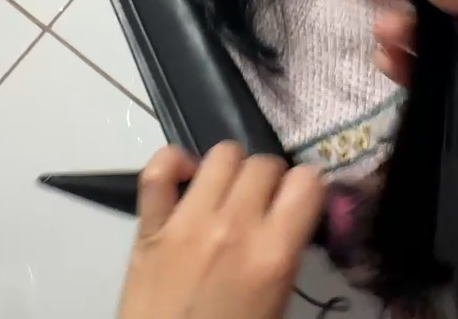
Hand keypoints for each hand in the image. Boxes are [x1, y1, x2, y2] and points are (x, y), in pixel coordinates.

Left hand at [118, 143, 324, 318]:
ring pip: (222, 154)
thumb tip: (292, 215)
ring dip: (232, 169)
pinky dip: (173, 162)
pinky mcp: (149, 225)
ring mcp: (188, 221)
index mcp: (272, 254)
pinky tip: (186, 179)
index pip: (308, 181)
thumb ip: (286, 253)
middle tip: (263, 204)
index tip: (300, 202)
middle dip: (271, 179)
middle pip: (264, 163)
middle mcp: (233, 226)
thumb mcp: (276, 304)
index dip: (308, 187)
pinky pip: (158, 169)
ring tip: (228, 193)